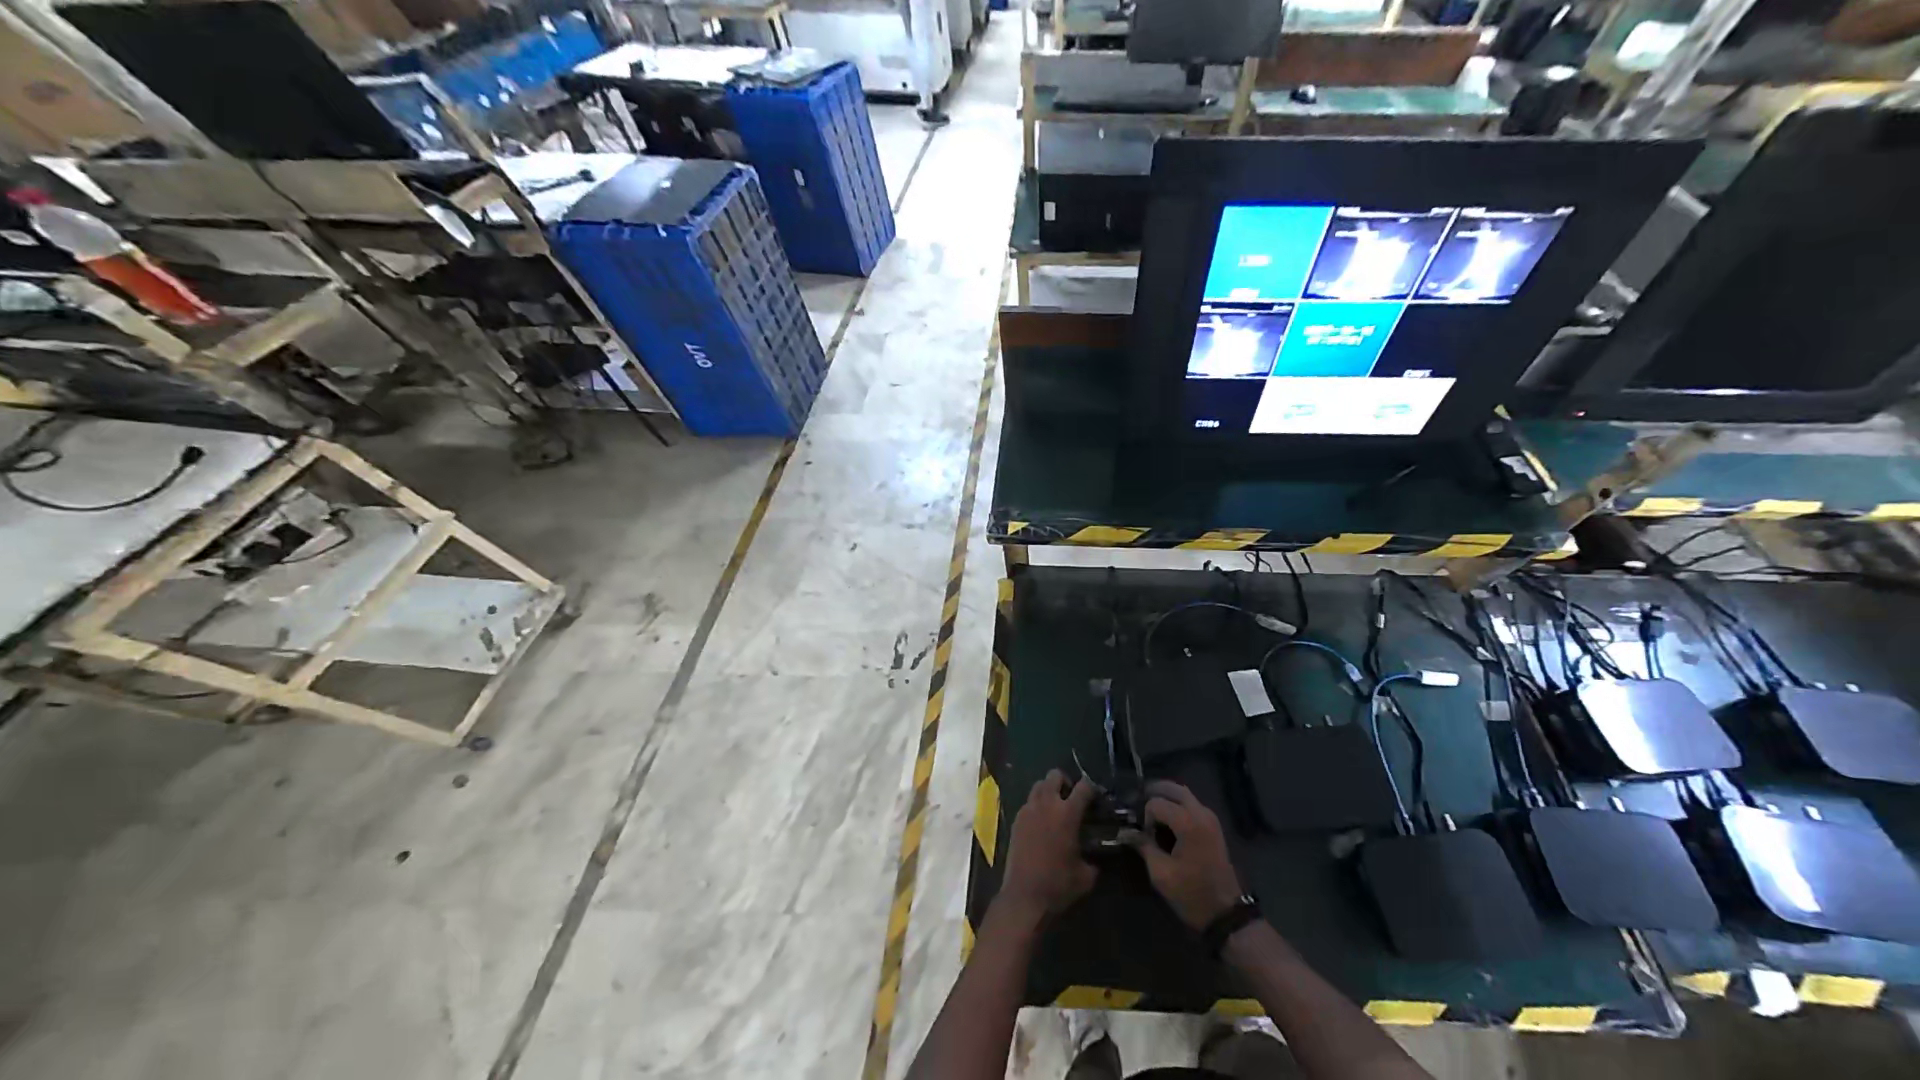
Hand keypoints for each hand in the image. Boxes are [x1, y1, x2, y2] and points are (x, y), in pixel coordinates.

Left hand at [1000, 770, 1097, 921]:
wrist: (1024, 896)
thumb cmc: (1058, 884)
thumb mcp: (1086, 875)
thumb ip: (1093, 858)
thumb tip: (1096, 855)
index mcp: (1067, 813)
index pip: (1084, 787)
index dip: (1092, 788)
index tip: (1096, 797)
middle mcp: (1046, 804)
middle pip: (1055, 775)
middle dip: (1066, 782)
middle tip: (1072, 799)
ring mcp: (1028, 810)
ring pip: (1039, 785)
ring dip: (1049, 790)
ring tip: (1056, 809)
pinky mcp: (1016, 820)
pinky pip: (1028, 802)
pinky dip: (1037, 805)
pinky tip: (1042, 823)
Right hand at [1126, 780, 1243, 930]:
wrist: (1226, 913)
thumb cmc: (1192, 894)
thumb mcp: (1161, 873)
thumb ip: (1143, 846)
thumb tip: (1127, 831)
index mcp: (1189, 823)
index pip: (1156, 803)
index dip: (1144, 817)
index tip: (1143, 837)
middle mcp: (1201, 813)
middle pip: (1173, 788)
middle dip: (1153, 794)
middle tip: (1139, 810)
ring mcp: (1210, 818)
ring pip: (1184, 794)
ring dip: (1165, 798)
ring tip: (1150, 815)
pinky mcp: (1213, 826)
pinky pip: (1192, 804)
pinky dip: (1177, 805)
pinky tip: (1167, 822)